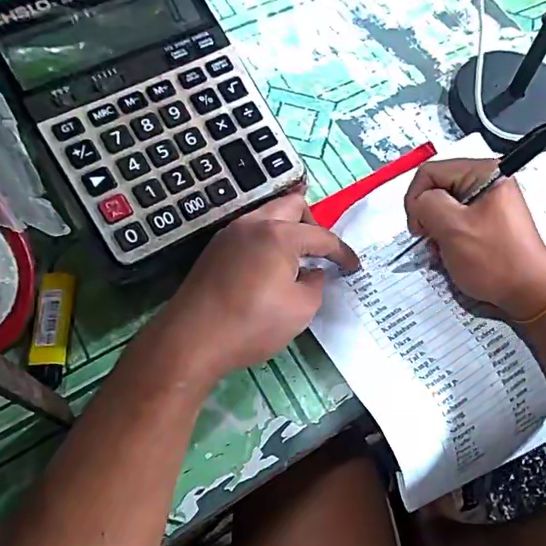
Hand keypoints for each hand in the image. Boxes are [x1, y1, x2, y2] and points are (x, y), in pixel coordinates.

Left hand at [154, 192, 358, 380]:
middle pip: (292, 205)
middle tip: (322, 252)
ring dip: (288, 229)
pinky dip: (268, 240)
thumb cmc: (252, 324)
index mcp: (279, 235)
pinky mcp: (215, 250)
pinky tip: (271, 268)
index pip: (322, 236)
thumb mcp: (301, 310)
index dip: (342, 252)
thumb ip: (315, 285)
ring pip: (268, 215)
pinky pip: (250, 232)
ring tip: (297, 259)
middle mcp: (253, 224)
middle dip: (314, 223)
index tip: (353, 266)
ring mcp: (230, 234)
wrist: (192, 340)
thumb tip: (312, 273)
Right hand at [404, 159, 545, 319]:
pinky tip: (454, 255)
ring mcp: (491, 203)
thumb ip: (426, 204)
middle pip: (438, 189)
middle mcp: (489, 182)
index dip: (416, 199)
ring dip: (438, 231)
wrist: (530, 293)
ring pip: (446, 208)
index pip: (430, 172)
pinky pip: (459, 222)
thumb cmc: (496, 262)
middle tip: (432, 242)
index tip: (418, 228)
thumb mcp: (452, 228)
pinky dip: (450, 239)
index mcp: (485, 172)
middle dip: (429, 217)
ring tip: (446, 253)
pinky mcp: (491, 222)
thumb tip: (418, 202)